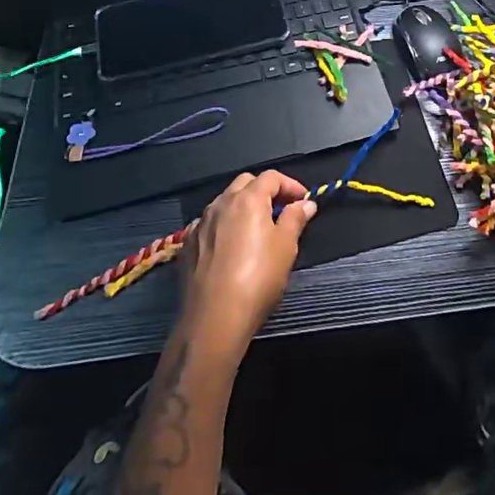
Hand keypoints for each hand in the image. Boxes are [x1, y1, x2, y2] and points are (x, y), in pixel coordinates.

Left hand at [178, 171, 316, 352]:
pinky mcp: (188, 244)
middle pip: (245, 183)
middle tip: (281, 210)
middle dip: (265, 190)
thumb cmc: (258, 279)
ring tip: (257, 228)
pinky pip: (210, 223)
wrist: (214, 318)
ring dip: (243, 206)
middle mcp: (221, 203)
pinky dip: (224, 225)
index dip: (290, 184)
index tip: (303, 200)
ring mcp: (201, 223)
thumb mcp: (285, 248)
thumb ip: (295, 219)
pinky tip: (231, 245)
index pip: (271, 177)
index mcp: (247, 199)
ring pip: (224, 202)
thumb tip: (305, 203)